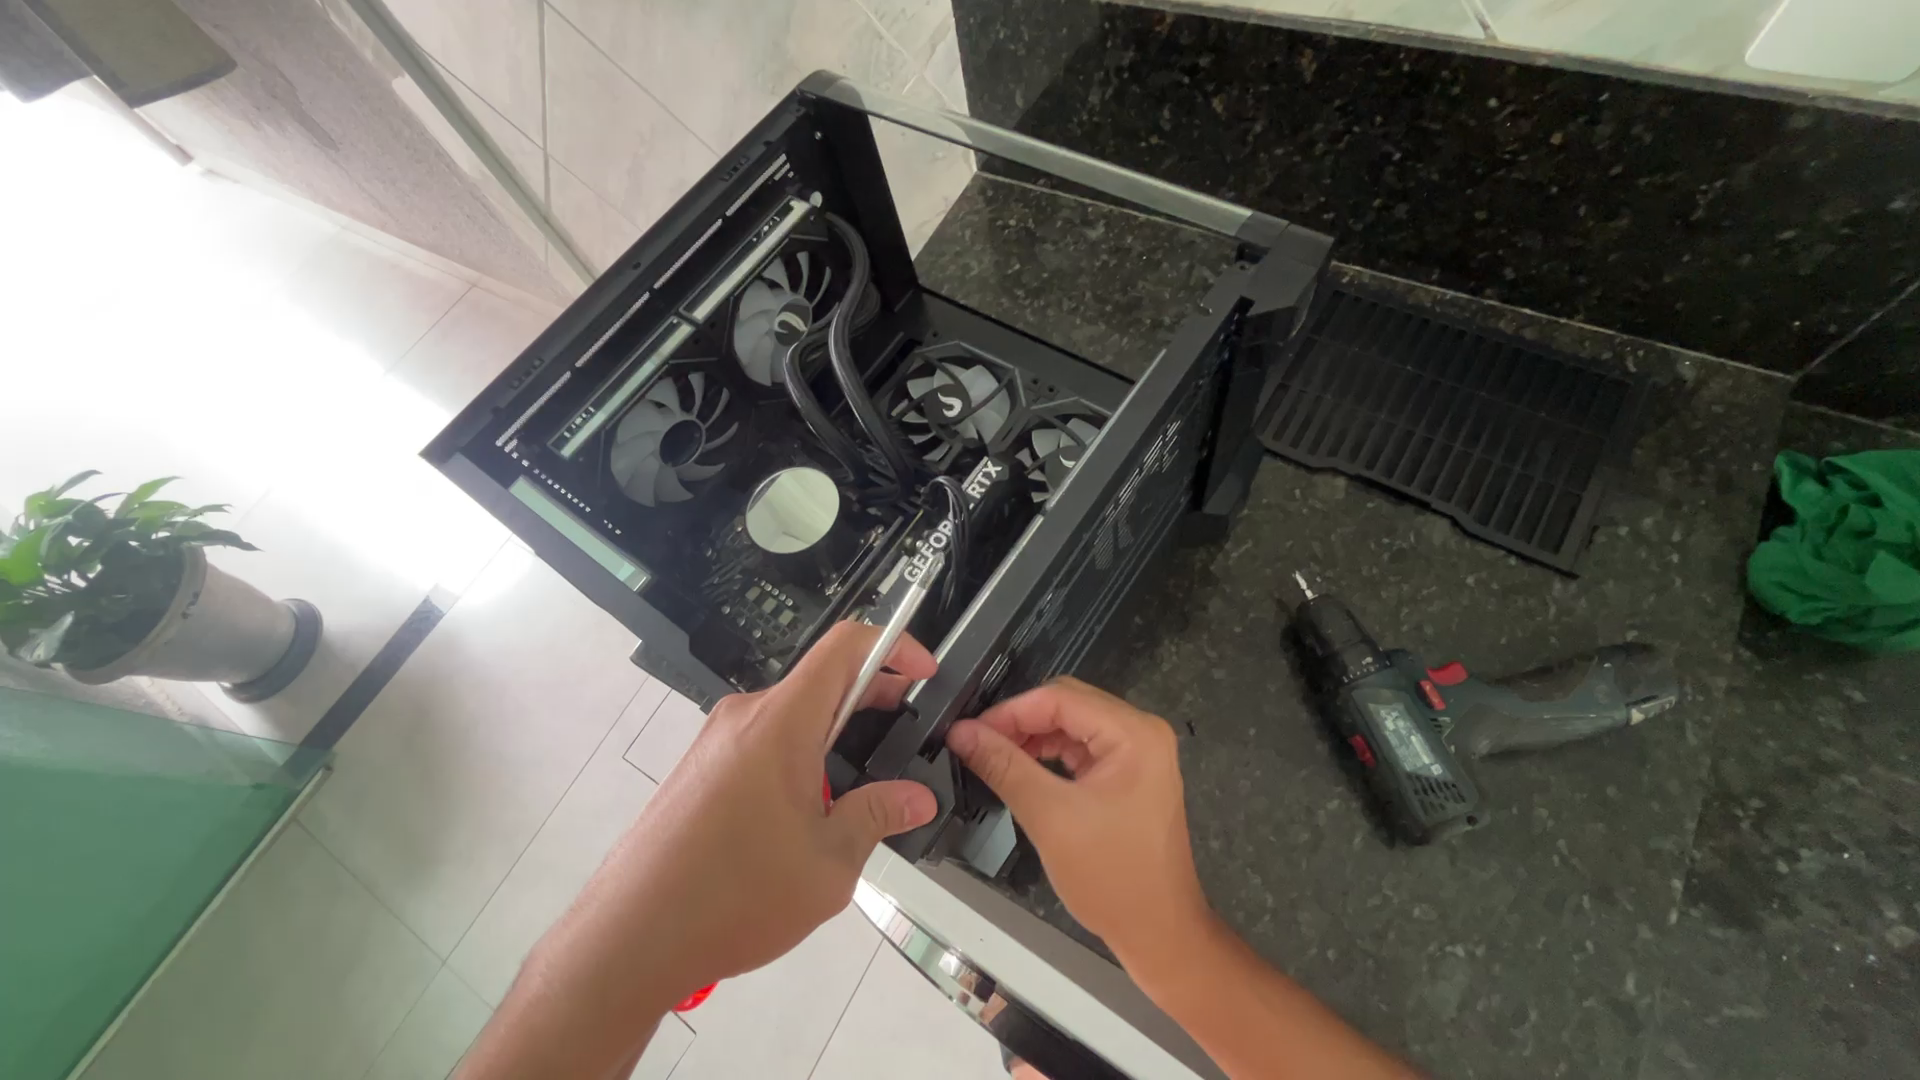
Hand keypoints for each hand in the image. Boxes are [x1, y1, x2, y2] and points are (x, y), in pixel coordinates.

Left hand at [561, 622, 937, 1006]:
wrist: (629, 936)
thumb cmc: (733, 895)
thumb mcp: (827, 863)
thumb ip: (876, 817)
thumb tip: (915, 799)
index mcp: (782, 722)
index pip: (846, 645)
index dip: (895, 646)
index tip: (924, 672)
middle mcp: (745, 716)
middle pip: (820, 679)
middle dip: (871, 698)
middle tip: (904, 732)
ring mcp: (716, 741)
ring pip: (792, 714)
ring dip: (834, 734)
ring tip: (858, 788)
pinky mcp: (700, 768)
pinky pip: (763, 741)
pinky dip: (800, 755)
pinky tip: (807, 812)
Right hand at [944, 678, 1207, 963]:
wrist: (1159, 933)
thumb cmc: (1111, 877)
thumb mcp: (1049, 816)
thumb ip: (1003, 766)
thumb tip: (962, 732)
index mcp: (1134, 734)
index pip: (1060, 698)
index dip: (1010, 711)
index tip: (970, 730)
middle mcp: (1141, 732)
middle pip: (1068, 705)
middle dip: (1020, 721)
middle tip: (978, 742)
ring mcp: (1139, 753)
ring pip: (1073, 724)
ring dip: (1033, 737)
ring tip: (994, 756)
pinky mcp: (1130, 773)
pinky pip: (1083, 747)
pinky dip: (1051, 754)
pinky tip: (1023, 769)